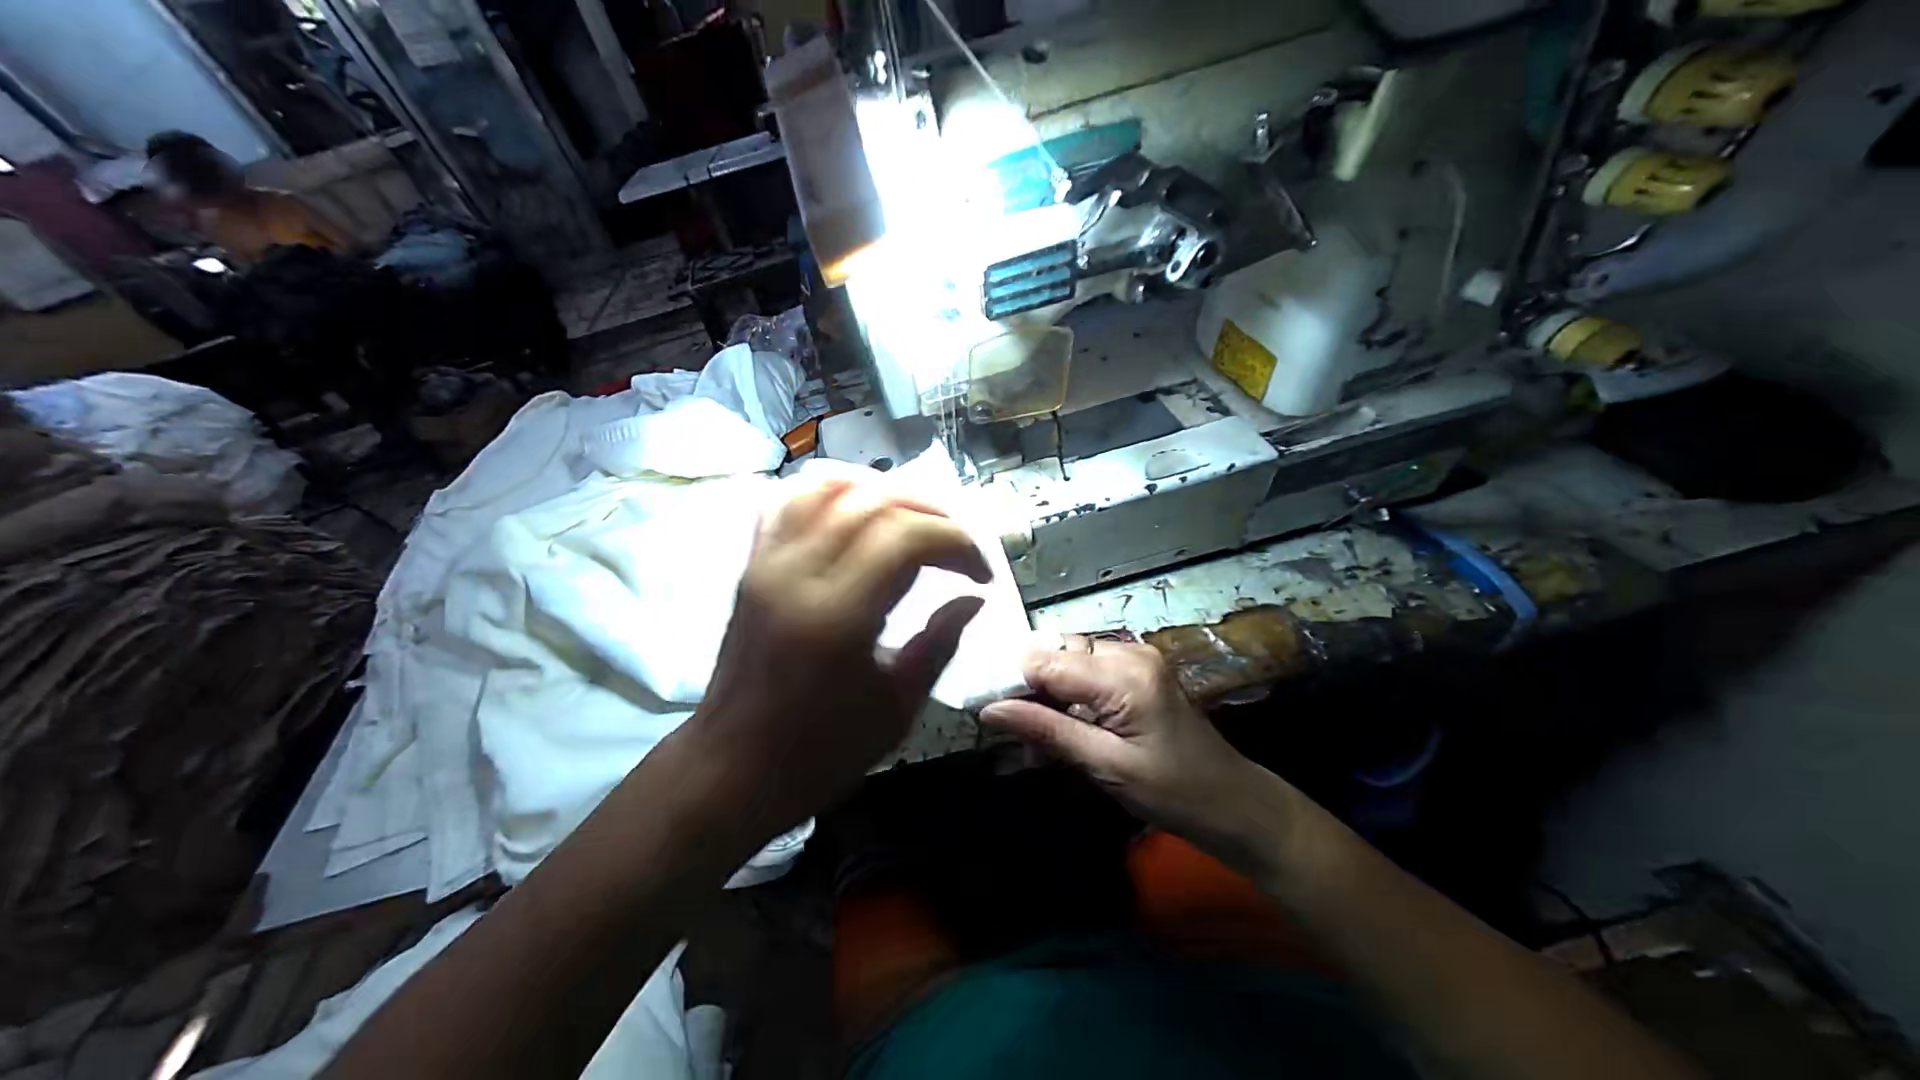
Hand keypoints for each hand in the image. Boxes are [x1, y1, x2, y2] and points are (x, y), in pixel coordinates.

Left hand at [690, 476, 989, 830]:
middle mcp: (797, 574)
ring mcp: (767, 564)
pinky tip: (860, 510)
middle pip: (874, 503)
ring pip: (829, 488)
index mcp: (836, 616)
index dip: (957, 543)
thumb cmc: (818, 753)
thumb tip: (972, 600)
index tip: (981, 575)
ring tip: (917, 521)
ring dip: (884, 493)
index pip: (907, 538)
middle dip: (932, 514)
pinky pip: (789, 502)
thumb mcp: (895, 709)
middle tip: (960, 546)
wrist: (731, 769)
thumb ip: (938, 644)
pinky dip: (832, 493)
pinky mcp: (752, 566)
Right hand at [979, 638, 1261, 844]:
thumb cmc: (1173, 791)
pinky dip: (1069, 697)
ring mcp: (1136, 659)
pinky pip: (1088, 671)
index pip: (1046, 661)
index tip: (985, 710)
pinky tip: (1061, 730)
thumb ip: (1046, 732)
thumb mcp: (1104, 766)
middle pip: (1056, 653)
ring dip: (1047, 695)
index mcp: (1124, 674)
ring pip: (1068, 661)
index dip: (1010, 682)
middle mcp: (1129, 653)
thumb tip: (989, 711)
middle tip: (1013, 732)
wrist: (1233, 802)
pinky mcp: (1138, 671)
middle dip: (1028, 688)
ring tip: (1036, 741)